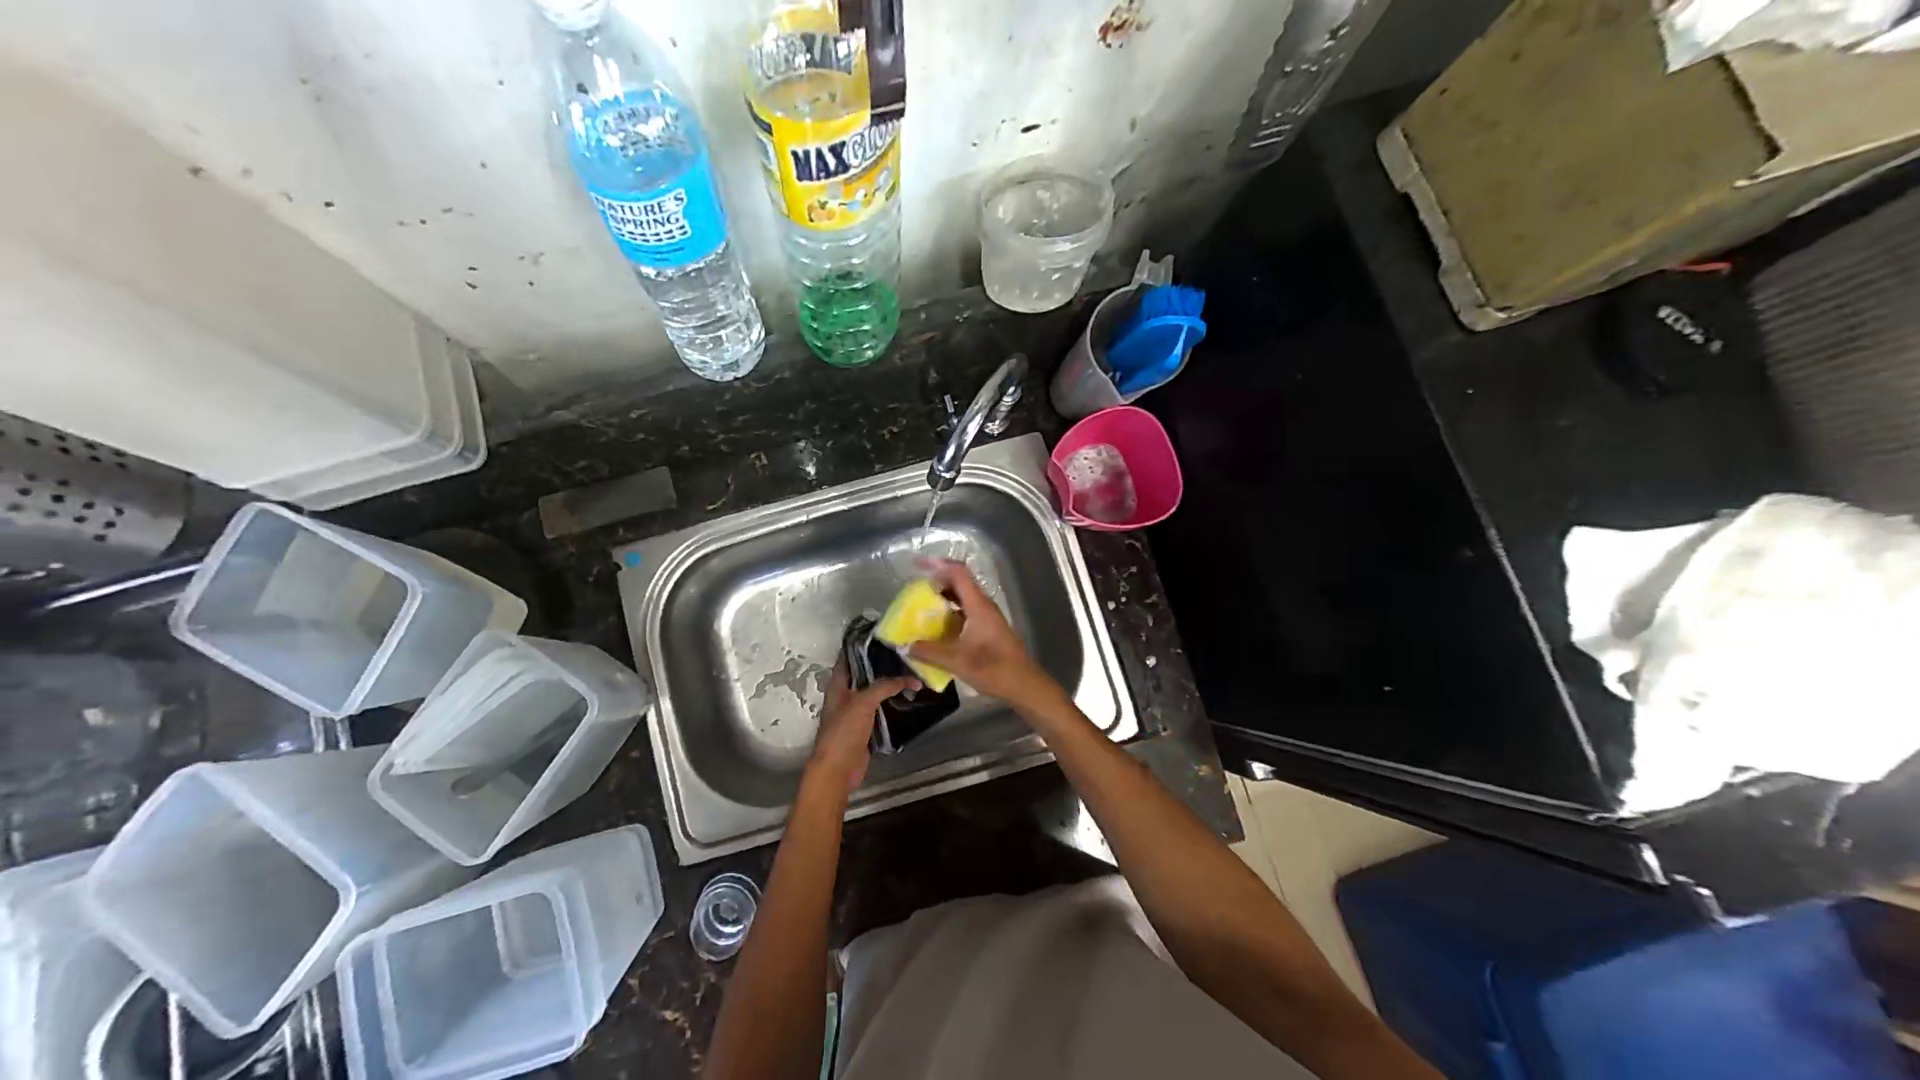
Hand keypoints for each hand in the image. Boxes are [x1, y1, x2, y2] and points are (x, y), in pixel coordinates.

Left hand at [808, 658, 914, 791]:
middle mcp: (845, 696)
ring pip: (874, 693)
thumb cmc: (843, 732)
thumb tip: (908, 679)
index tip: (881, 635)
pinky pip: (880, 711)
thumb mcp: (863, 702)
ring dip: (889, 686)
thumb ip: (883, 687)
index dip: (861, 646)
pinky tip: (907, 698)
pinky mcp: (866, 728)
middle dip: (882, 666)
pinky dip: (892, 704)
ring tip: (911, 673)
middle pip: (864, 675)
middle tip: (904, 654)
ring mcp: (855, 713)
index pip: (848, 658)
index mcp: (837, 686)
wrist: (838, 769)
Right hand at [908, 559, 1063, 711]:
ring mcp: (987, 617)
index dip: (938, 564)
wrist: (1022, 684)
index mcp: (978, 605)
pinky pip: (966, 611)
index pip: (958, 573)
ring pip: (963, 598)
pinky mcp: (988, 629)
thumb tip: (905, 645)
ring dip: (944, 598)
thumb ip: (929, 651)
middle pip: (960, 582)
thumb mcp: (956, 661)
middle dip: (937, 581)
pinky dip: (950, 613)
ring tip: (922, 605)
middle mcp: (983, 606)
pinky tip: (938, 626)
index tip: (918, 564)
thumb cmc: (993, 668)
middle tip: (915, 588)